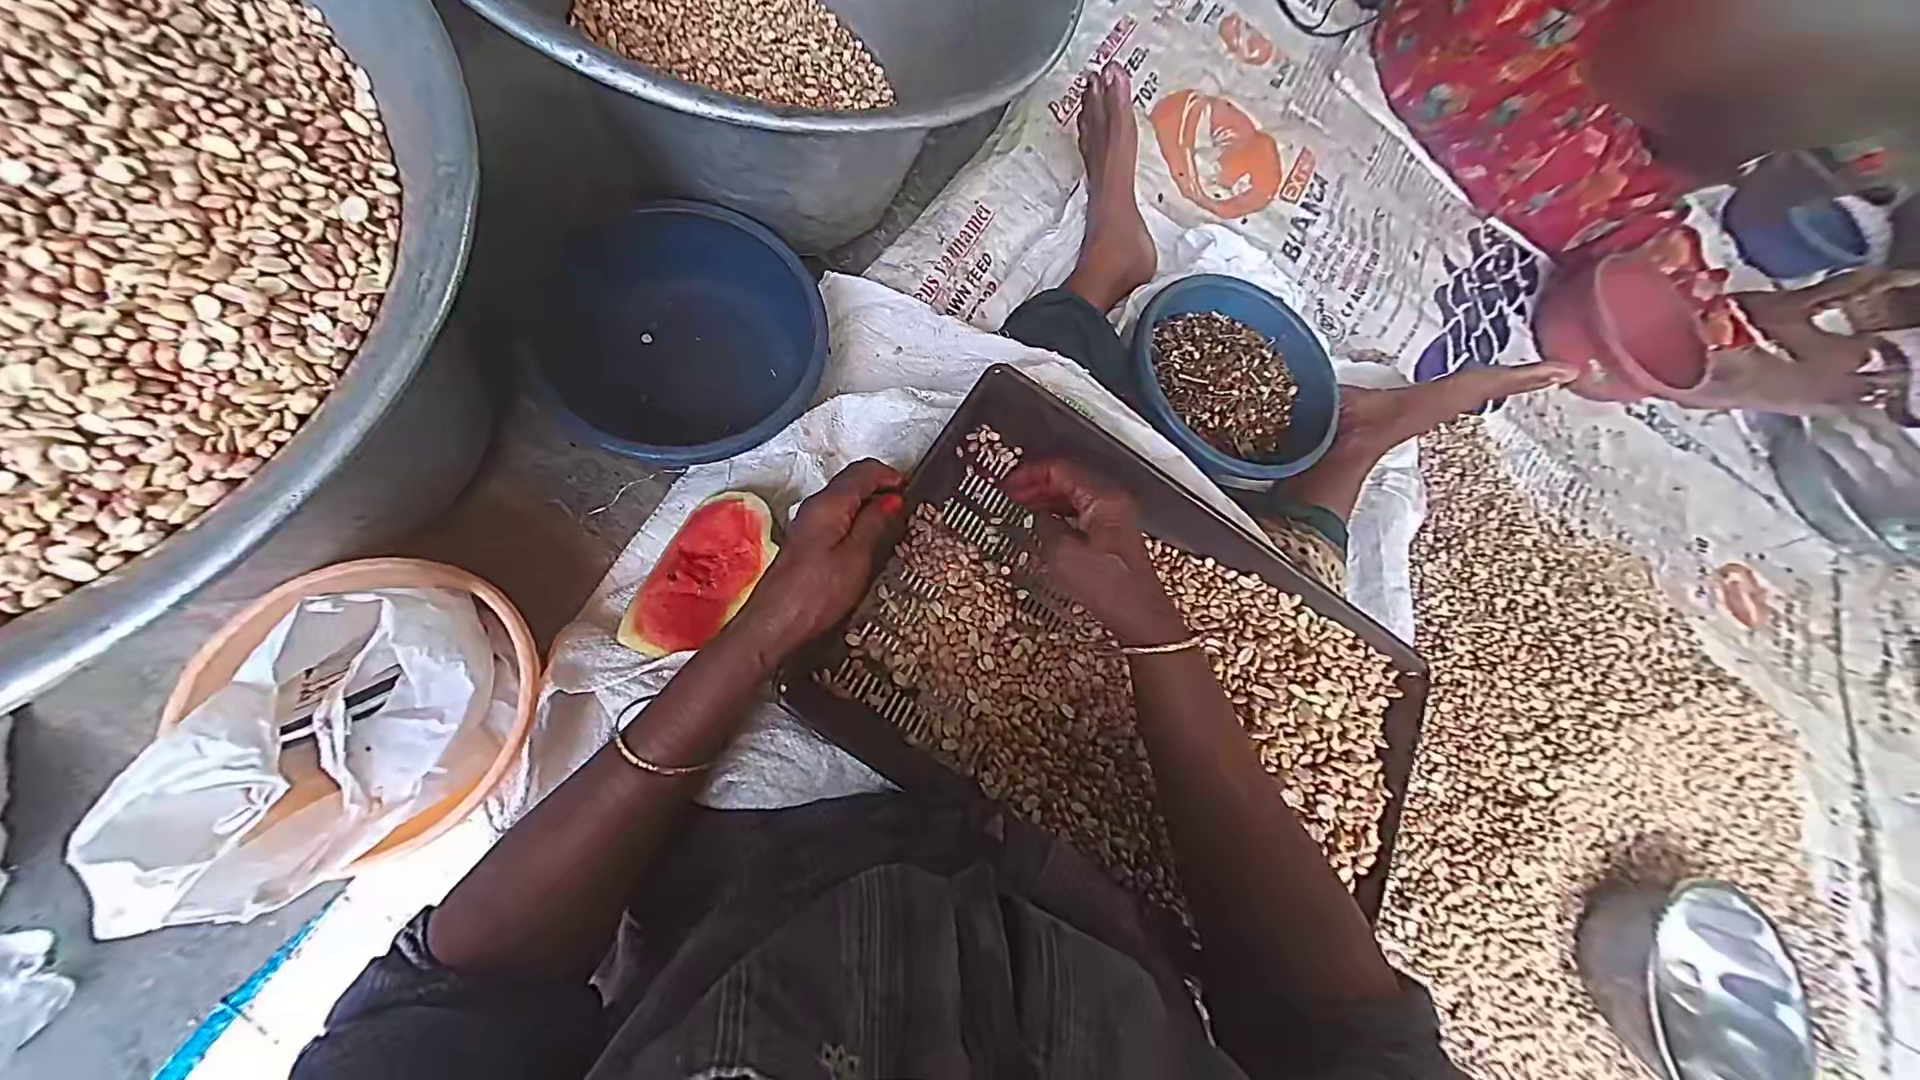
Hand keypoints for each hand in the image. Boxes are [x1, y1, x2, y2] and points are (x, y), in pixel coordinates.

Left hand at [726, 459, 904, 660]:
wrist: (773, 626)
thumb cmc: (815, 595)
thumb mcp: (856, 557)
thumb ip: (874, 523)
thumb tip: (891, 500)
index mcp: (828, 504)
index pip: (862, 471)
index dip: (889, 475)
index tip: (910, 488)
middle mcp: (814, 507)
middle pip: (851, 482)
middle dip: (880, 486)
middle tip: (906, 504)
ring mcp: (807, 525)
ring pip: (843, 500)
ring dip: (868, 503)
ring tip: (893, 521)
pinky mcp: (805, 544)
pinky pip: (835, 518)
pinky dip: (856, 519)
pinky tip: (868, 538)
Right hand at [1005, 458, 1188, 647]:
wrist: (1139, 616)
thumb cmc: (1109, 587)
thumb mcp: (1062, 554)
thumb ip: (1044, 524)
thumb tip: (1034, 514)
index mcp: (1103, 498)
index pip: (1061, 469)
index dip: (1030, 474)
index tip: (1010, 482)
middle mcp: (1113, 501)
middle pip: (1069, 478)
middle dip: (1037, 484)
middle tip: (1012, 491)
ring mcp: (1116, 516)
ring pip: (1074, 494)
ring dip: (1047, 498)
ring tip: (1022, 506)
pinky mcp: (1113, 533)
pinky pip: (1082, 511)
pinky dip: (1060, 512)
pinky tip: (1044, 523)